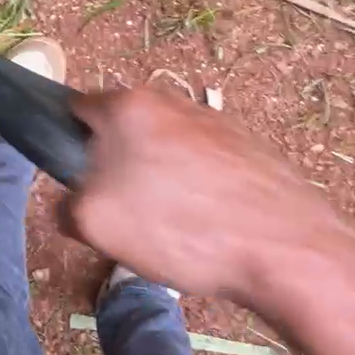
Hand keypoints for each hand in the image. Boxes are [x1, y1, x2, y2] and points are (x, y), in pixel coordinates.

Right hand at [66, 88, 354, 305]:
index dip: (68, 144)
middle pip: (123, 129)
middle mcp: (170, 100)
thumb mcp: (94, 225)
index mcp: (127, 105)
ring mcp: (217, 122)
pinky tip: (211, 229)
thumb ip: (65, 206)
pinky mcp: (253, 149)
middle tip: (124, 211)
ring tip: (173, 227)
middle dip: (116, 164)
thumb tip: (74, 202)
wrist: (290, 253)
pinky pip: (206, 165)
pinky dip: (200, 190)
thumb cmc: (179, 228)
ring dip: (159, 177)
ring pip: (165, 148)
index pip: (75, 108)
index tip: (81, 182)